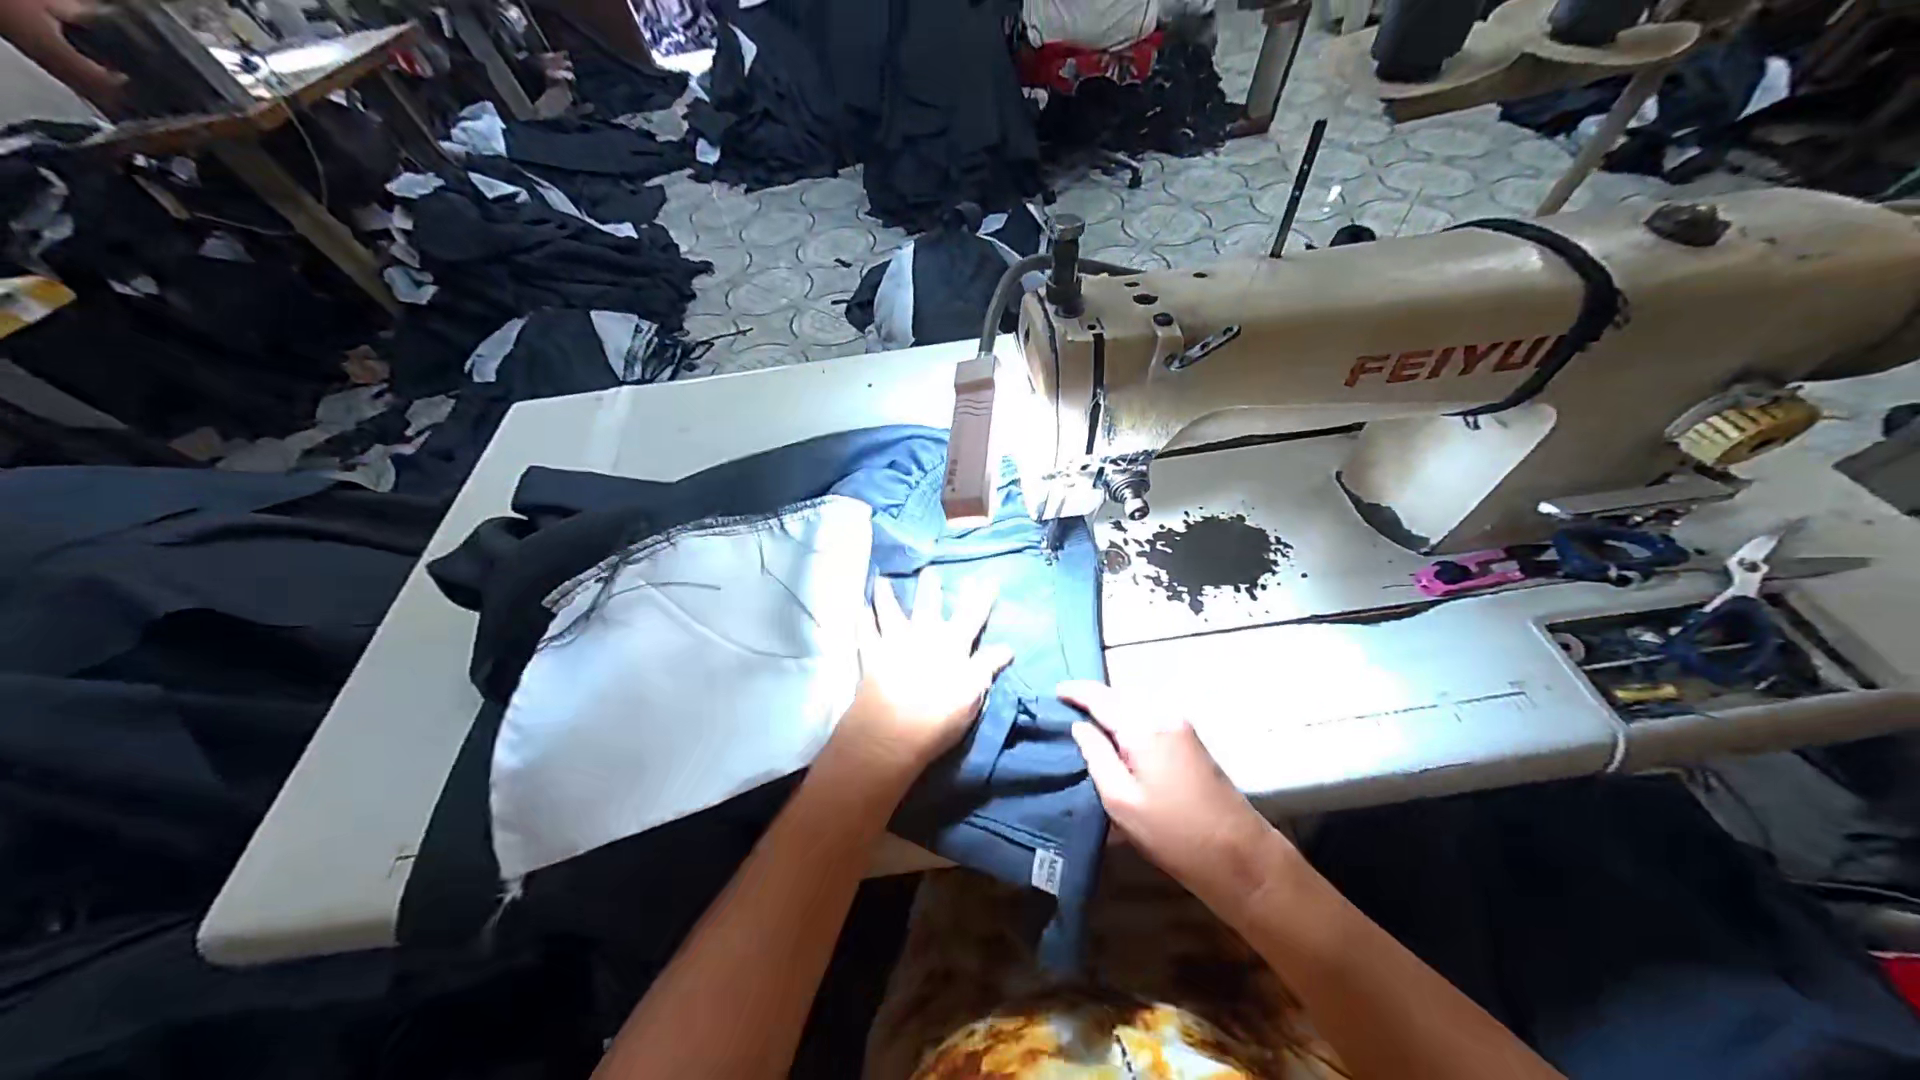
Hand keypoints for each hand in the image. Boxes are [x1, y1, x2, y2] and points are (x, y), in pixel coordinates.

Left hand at [826, 569, 1013, 786]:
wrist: (893, 729)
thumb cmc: (940, 716)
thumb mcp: (973, 694)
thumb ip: (987, 667)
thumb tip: (1007, 648)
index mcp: (953, 644)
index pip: (973, 615)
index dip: (982, 596)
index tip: (989, 578)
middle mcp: (924, 635)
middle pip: (929, 603)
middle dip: (931, 585)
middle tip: (930, 570)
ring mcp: (895, 642)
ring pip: (890, 610)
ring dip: (886, 594)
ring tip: (882, 580)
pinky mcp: (871, 655)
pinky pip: (865, 632)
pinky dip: (862, 620)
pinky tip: (859, 610)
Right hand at [1060, 681, 1293, 920]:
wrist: (1239, 854)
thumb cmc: (1172, 832)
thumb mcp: (1120, 801)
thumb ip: (1096, 756)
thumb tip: (1079, 726)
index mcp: (1144, 727)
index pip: (1101, 697)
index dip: (1076, 692)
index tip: (1054, 692)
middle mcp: (1164, 716)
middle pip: (1121, 695)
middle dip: (1094, 698)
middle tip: (1066, 709)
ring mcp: (1182, 727)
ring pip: (1137, 705)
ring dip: (1112, 709)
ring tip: (1087, 722)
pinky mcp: (1191, 741)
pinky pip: (1150, 717)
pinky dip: (1130, 719)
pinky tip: (1117, 735)